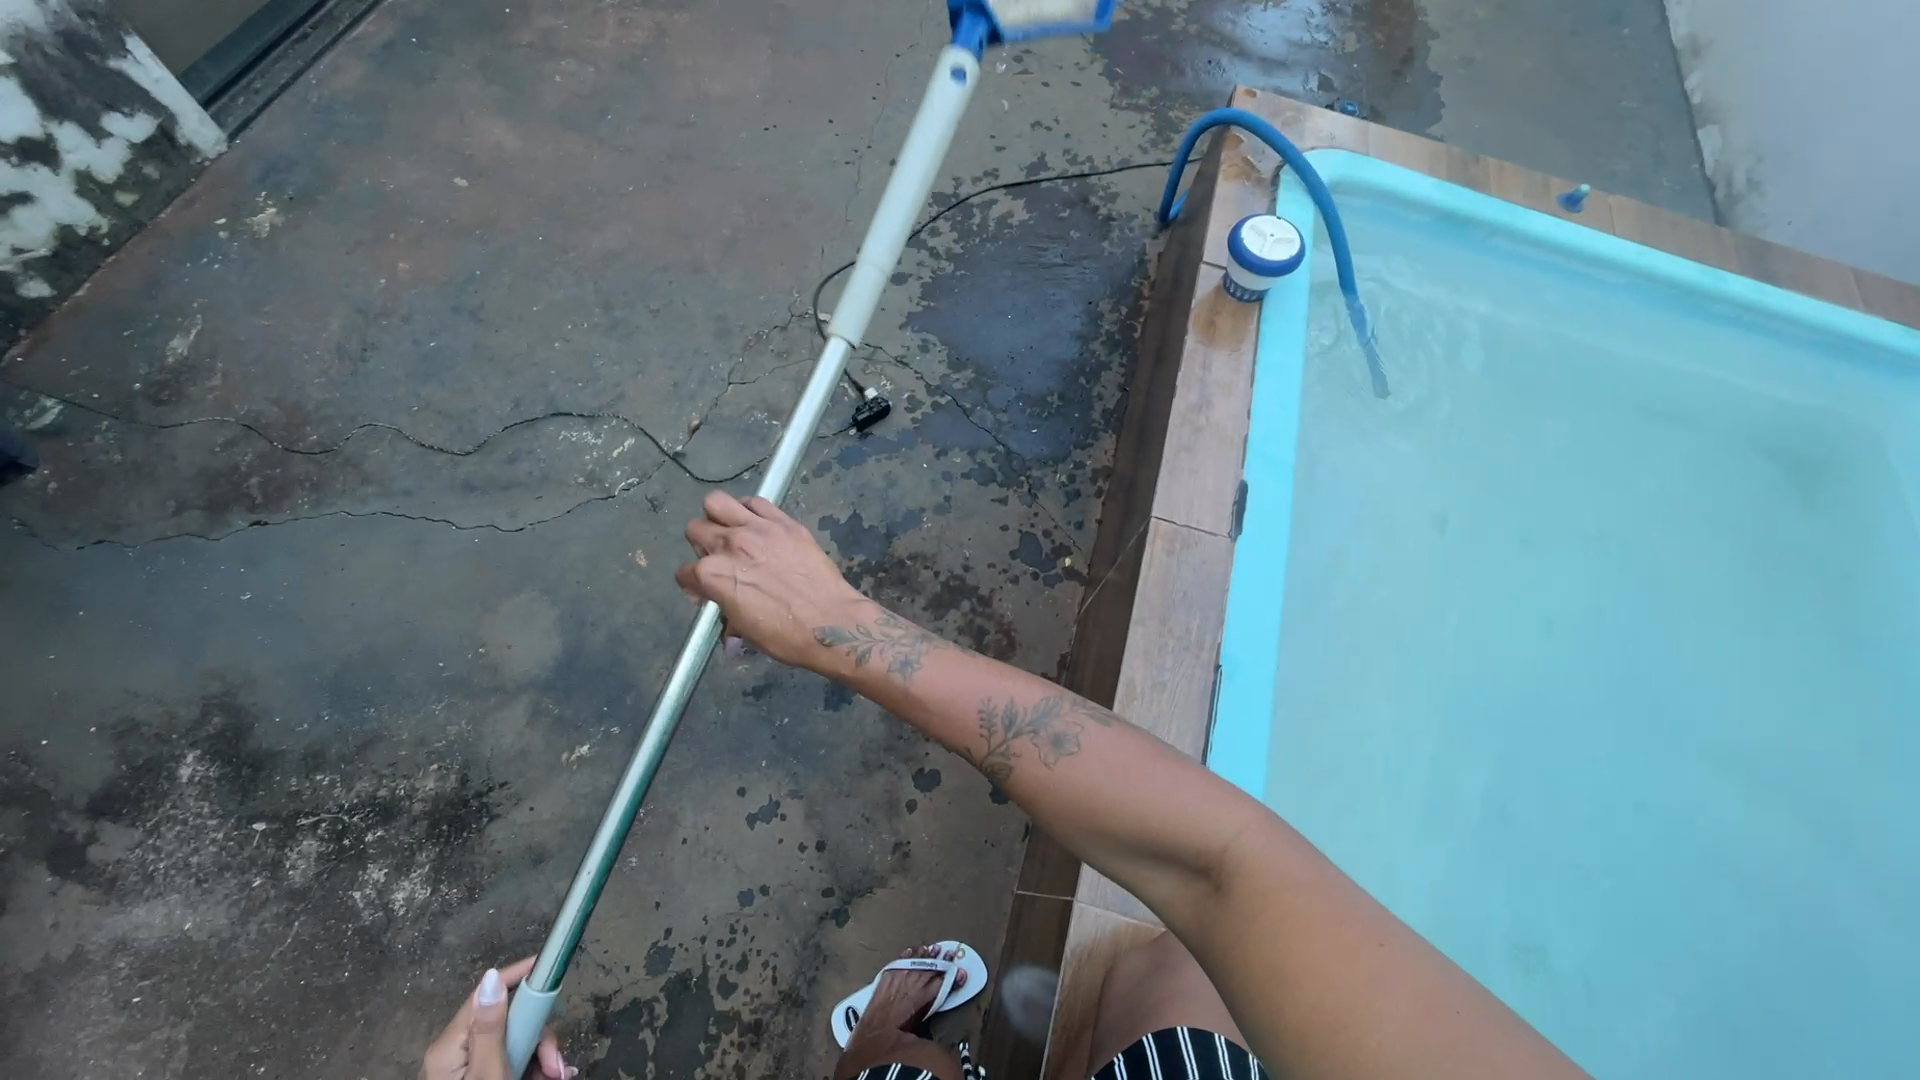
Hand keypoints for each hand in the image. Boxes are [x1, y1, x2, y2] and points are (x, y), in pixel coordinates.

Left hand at [419, 957, 572, 1079]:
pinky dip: (534, 1068)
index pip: (486, 993)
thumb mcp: (489, 1074)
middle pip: (509, 1020)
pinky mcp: (480, 1078)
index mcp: (451, 1045)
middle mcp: (458, 1051)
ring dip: (542, 1057)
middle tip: (557, 1065)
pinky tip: (549, 1077)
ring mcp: (469, 1067)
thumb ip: (492, 1027)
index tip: (549, 965)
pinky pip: (513, 1060)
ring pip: (517, 1041)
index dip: (518, 975)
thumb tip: (492, 975)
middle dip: (541, 1037)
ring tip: (557, 1077)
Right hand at [676, 490, 868, 668]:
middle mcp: (729, 545)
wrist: (830, 622)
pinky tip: (757, 523)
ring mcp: (757, 529)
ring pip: (716, 503)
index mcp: (712, 576)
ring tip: (732, 531)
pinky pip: (756, 502)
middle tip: (720, 558)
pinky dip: (749, 509)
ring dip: (718, 517)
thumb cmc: (785, 636)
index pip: (685, 573)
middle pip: (696, 530)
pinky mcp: (784, 522)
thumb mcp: (744, 629)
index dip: (694, 585)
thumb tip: (721, 604)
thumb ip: (725, 608)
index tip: (707, 591)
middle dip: (701, 546)